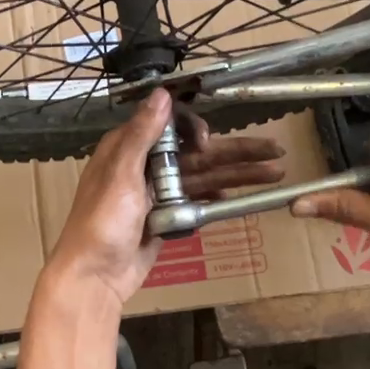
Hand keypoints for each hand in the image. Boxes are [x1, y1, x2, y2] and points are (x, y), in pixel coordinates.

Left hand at [45, 90, 285, 303]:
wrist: (94, 275)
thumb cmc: (102, 222)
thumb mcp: (120, 174)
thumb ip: (141, 134)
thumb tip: (161, 93)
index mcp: (128, 149)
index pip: (171, 126)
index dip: (194, 128)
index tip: (206, 142)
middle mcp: (144, 166)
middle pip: (197, 153)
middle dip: (235, 150)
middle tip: (275, 148)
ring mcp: (157, 195)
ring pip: (203, 177)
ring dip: (237, 174)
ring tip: (275, 172)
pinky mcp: (166, 219)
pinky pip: (197, 203)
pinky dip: (216, 199)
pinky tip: (238, 198)